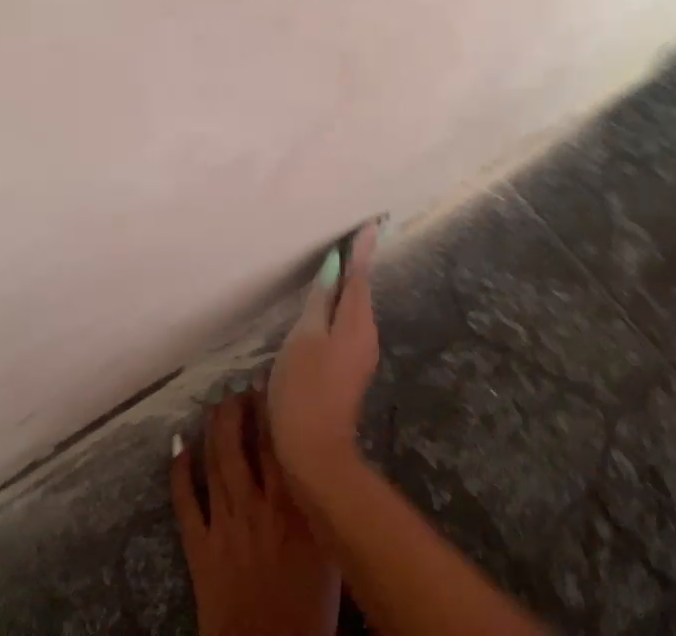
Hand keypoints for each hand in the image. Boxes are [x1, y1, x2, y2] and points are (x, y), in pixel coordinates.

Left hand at [172, 391, 340, 635]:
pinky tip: (179, 447)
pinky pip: (185, 501)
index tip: (269, 382)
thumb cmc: (310, 605)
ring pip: (214, 462)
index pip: (278, 443)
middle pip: (242, 444)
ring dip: (212, 430)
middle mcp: (257, 504)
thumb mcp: (329, 548)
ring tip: (216, 407)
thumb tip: (319, 466)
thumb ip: (320, 505)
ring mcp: (224, 523)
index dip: (271, 408)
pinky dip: (180, 471)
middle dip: (238, 411)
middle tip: (239, 389)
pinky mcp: (198, 547)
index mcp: (293, 504)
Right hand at [268, 218, 382, 495]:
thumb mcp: (303, 340)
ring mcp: (361, 355)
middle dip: (355, 266)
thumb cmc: (304, 390)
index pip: (360, 276)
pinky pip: (346, 328)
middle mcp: (367, 336)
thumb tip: (333, 269)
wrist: (314, 451)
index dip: (361, 250)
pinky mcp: (350, 370)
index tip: (372, 224)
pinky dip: (337, 311)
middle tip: (351, 238)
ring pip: (353, 312)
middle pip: (359, 293)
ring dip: (346, 289)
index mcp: (357, 323)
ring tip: (335, 266)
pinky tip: (323, 309)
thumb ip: (318, 302)